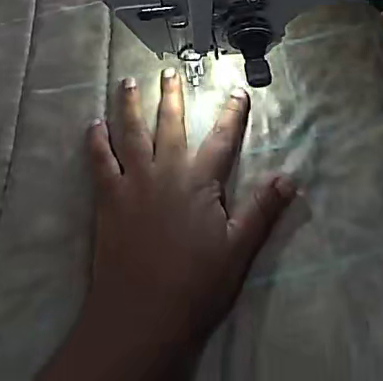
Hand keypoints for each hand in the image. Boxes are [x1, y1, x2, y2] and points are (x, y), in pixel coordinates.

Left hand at [40, 71, 295, 380]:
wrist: (144, 310)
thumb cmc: (197, 285)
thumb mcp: (238, 251)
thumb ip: (261, 211)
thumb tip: (288, 179)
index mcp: (199, 182)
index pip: (221, 141)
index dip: (231, 115)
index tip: (236, 91)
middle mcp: (165, 171)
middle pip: (170, 124)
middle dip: (172, 96)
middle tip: (169, 72)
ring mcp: (133, 179)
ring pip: (131, 131)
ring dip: (130, 105)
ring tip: (128, 82)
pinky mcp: (108, 194)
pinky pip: (99, 158)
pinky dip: (96, 139)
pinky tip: (94, 124)